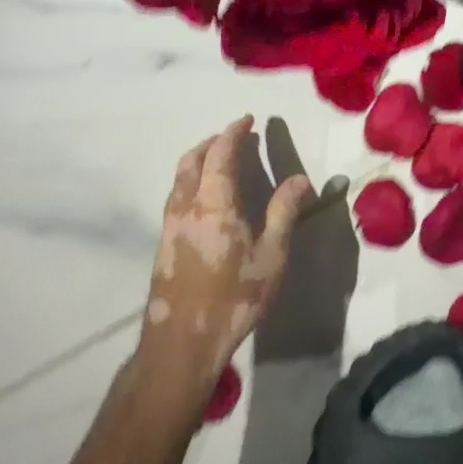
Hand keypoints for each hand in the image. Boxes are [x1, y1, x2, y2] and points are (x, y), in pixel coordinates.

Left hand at [142, 116, 312, 376]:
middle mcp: (186, 206)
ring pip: (179, 178)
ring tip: (221, 162)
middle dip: (213, 142)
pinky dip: (191, 181)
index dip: (234, 132)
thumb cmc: (234, 298)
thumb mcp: (271, 256)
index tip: (248, 120)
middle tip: (236, 137)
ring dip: (199, 160)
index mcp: (214, 203)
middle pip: (192, 160)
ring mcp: (170, 225)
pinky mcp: (163, 244)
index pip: (221, 154)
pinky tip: (205, 199)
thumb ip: (284, 212)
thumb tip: (299, 178)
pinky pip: (175, 196)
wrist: (182, 343)